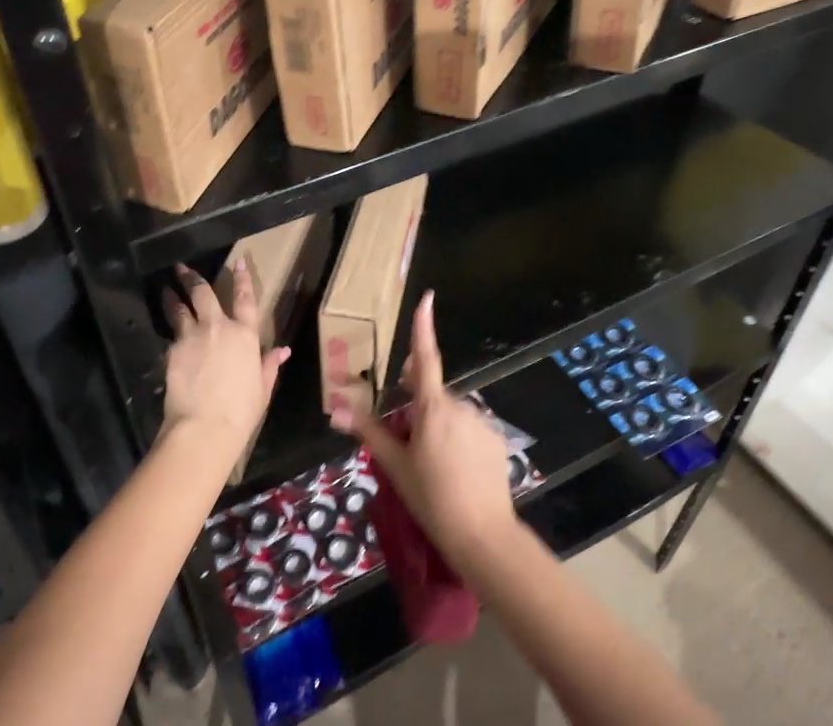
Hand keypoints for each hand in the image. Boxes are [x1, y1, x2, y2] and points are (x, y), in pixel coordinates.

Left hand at [160, 261, 290, 456]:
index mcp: (244, 335)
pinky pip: (173, 337)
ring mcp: (191, 337)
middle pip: (203, 294)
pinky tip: (169, 336)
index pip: (245, 298)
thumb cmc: (241, 410)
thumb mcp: (262, 387)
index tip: (239, 260)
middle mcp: (217, 327)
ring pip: (179, 309)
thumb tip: (283, 351)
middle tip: (181, 267)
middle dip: (192, 278)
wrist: (204, 426)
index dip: (243, 278)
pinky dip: (172, 334)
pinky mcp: (172, 351)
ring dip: (172, 298)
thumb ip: (269, 364)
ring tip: (166, 290)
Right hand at [332, 291, 519, 562]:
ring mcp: (481, 422)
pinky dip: (457, 440)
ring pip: (450, 414)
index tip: (427, 298)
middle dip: (416, 403)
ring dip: (437, 426)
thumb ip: (369, 433)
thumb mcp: (395, 466)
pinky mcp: (495, 439)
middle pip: (431, 393)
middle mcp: (460, 406)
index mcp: (433, 409)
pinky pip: (468, 430)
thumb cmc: (432, 498)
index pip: (425, 359)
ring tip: (431, 466)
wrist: (483, 533)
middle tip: (403, 437)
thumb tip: (336, 410)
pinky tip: (455, 471)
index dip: (424, 328)